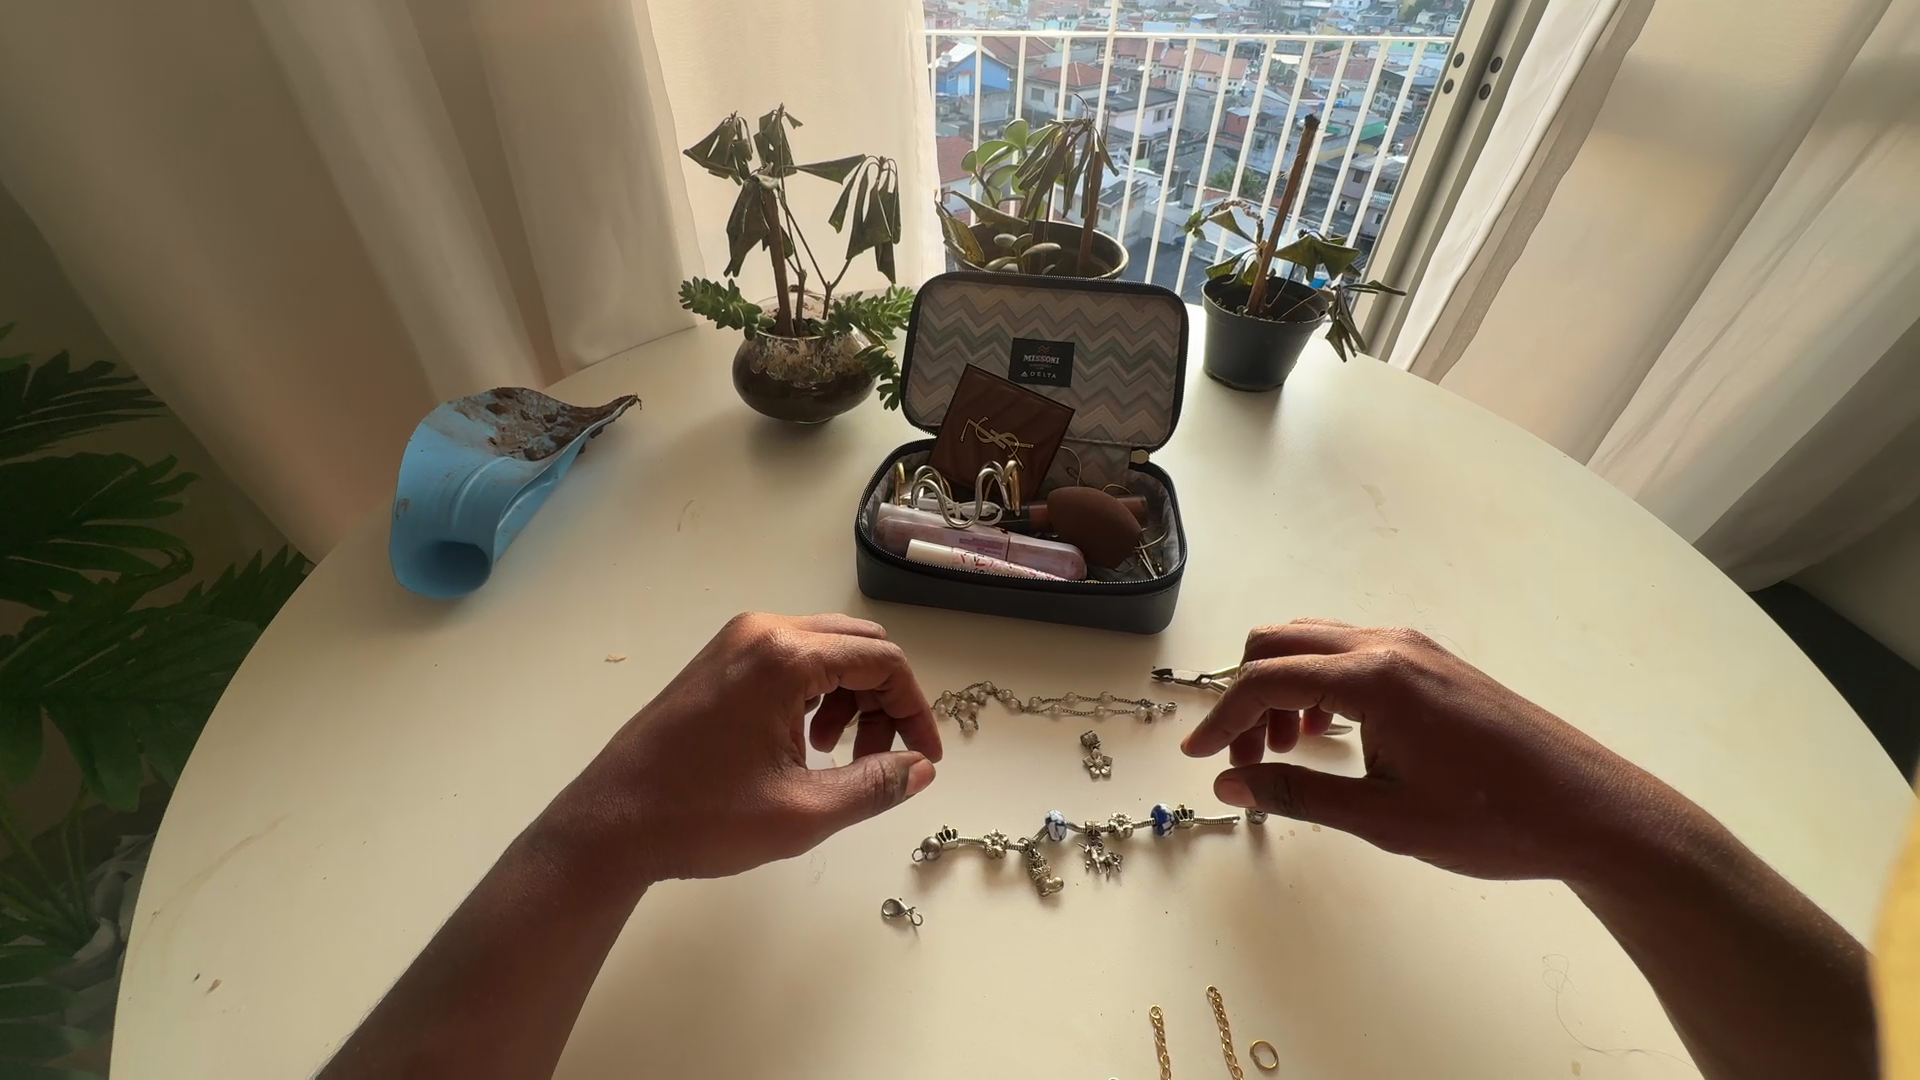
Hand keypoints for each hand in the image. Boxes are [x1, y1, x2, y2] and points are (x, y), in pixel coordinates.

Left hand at [554, 613, 941, 884]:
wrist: (607, 825)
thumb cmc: (703, 818)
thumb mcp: (803, 811)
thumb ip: (875, 785)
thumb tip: (921, 768)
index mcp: (785, 656)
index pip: (883, 660)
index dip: (914, 708)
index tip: (924, 757)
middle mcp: (764, 630)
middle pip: (858, 645)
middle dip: (884, 699)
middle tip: (881, 756)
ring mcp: (738, 640)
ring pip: (827, 650)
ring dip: (852, 696)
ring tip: (834, 755)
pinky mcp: (722, 657)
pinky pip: (793, 659)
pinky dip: (817, 692)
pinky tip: (803, 742)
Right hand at [1182, 619, 1686, 882]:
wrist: (1598, 812)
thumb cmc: (1491, 821)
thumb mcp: (1384, 819)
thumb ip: (1296, 793)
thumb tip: (1227, 786)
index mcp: (1372, 677)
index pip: (1265, 681)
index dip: (1221, 719)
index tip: (1199, 756)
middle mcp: (1384, 643)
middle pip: (1276, 641)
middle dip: (1245, 695)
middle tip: (1248, 755)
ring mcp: (1409, 645)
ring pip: (1309, 641)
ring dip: (1279, 685)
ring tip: (1289, 746)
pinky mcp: (1427, 658)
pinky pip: (1344, 651)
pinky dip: (1314, 682)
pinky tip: (1330, 729)